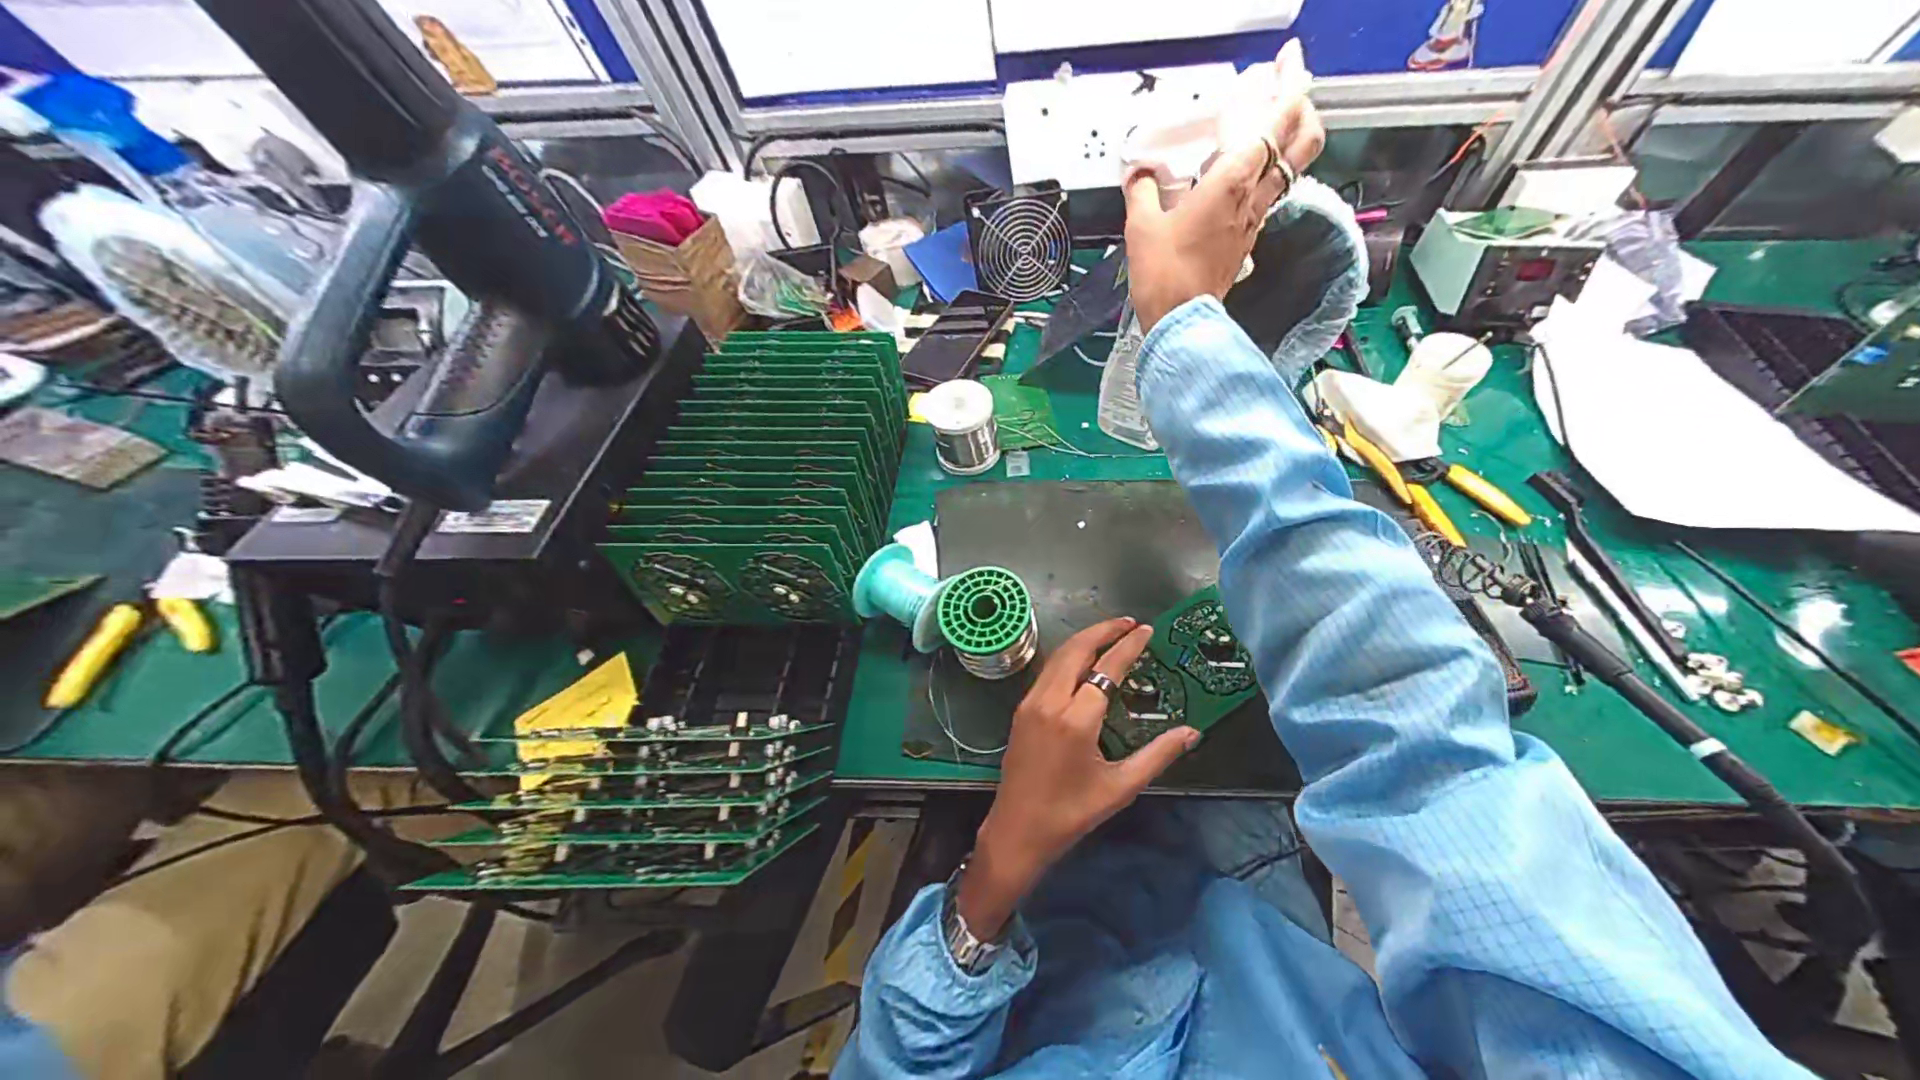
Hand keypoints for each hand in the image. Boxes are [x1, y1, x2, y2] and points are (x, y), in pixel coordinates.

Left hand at [955, 617, 1198, 938]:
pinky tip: (1085, 659)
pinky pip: (1048, 670)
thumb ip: (1157, 756)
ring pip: (1058, 656)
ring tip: (1112, 633)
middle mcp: (1049, 702)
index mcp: (1075, 720)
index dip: (1128, 646)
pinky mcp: (1021, 709)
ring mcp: (1030, 703)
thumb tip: (1191, 733)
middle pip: (1077, 650)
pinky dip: (1069, 655)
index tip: (1146, 630)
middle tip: (1130, 623)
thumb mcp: (1120, 787)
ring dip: (1085, 640)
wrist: (1017, 830)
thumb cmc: (1071, 814)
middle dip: (1104, 631)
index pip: (1106, 669)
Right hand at [1124, 40, 1326, 332]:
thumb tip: (1140, 175)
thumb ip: (1141, 190)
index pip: (1272, 127)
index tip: (1284, 70)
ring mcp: (1253, 223)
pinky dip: (1264, 178)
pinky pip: (1265, 199)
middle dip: (1304, 111)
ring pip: (1288, 172)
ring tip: (1271, 130)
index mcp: (1229, 185)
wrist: (1179, 321)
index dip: (1286, 92)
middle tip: (1290, 93)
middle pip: (1301, 144)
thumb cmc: (1164, 276)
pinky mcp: (1245, 242)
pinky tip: (1244, 180)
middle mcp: (1251, 201)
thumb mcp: (1140, 226)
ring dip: (1288, 144)